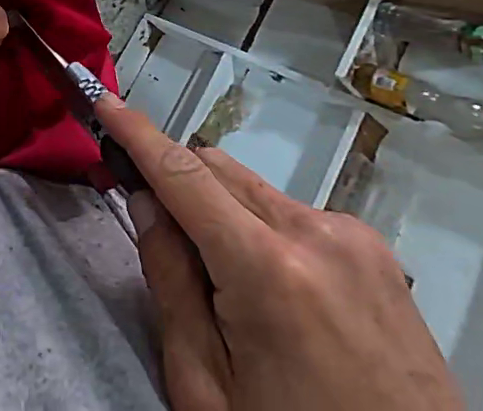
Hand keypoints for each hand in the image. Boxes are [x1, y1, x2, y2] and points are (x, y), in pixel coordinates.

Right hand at [97, 95, 461, 410]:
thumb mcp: (207, 389)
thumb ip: (171, 285)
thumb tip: (147, 202)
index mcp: (267, 269)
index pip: (184, 176)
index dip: (139, 134)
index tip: (107, 101)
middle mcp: (314, 231)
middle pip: (221, 172)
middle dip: (182, 186)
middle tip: (164, 234)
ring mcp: (353, 235)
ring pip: (258, 191)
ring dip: (227, 213)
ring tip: (233, 289)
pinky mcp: (376, 247)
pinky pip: (298, 215)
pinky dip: (269, 232)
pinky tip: (285, 298)